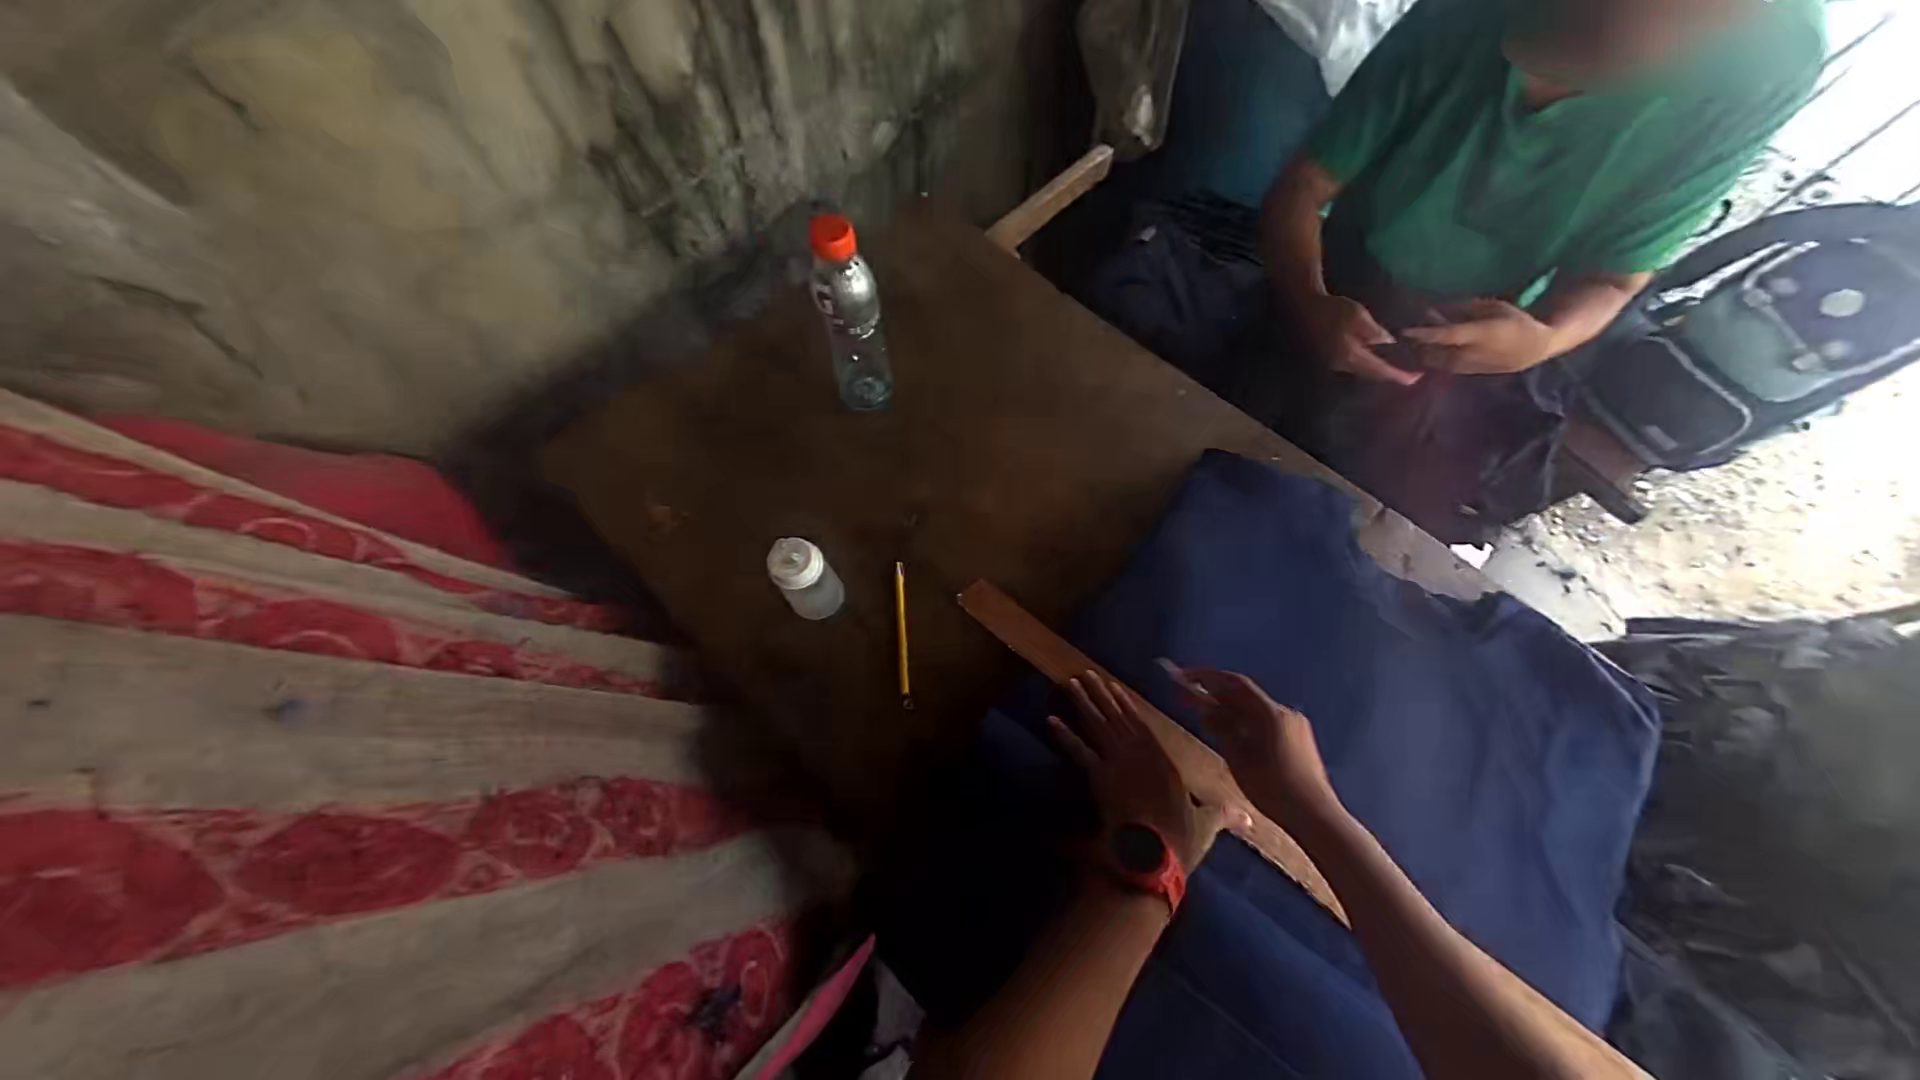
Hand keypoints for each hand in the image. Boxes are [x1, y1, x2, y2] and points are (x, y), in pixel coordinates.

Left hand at [1050, 673, 1244, 873]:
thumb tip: (1247, 817)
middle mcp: (1139, 753)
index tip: (1113, 686)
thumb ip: (1223, 815)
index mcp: (1163, 760)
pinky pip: (1079, 751)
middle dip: (1100, 694)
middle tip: (1084, 673)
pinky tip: (1051, 719)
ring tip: (1070, 683)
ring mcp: (1118, 761)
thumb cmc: (1181, 840)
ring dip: (1083, 703)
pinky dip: (1064, 735)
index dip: (1125, 704)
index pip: (1141, 724)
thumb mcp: (1207, 825)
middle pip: (1116, 717)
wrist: (1157, 857)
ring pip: (1098, 725)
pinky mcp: (1100, 776)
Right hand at [1161, 662, 1340, 827]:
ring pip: (1254, 708)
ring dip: (1230, 709)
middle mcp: (1285, 712)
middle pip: (1244, 695)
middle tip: (1190, 698)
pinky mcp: (1299, 738)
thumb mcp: (1238, 757)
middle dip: (1216, 694)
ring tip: (1207, 719)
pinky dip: (1245, 721)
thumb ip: (1221, 727)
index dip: (1206, 676)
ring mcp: (1295, 725)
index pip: (1234, 683)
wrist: (1315, 816)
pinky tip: (1232, 733)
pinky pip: (1266, 720)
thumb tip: (1204, 707)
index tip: (1184, 676)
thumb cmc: (1272, 788)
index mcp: (1270, 713)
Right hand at [1297, 292, 1420, 386]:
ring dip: (1380, 372)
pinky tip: (1379, 362)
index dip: (1397, 375)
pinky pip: (1356, 368)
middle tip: (1411, 376)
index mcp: (1350, 355)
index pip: (1378, 369)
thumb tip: (1389, 343)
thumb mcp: (1358, 315)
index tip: (1415, 378)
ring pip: (1363, 373)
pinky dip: (1370, 367)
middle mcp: (1342, 365)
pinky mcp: (1333, 360)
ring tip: (1398, 370)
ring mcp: (1336, 364)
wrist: (1307, 309)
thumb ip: (1373, 332)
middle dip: (1391, 376)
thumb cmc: (1332, 310)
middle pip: (1371, 375)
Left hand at [1402, 298, 1562, 374]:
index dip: (1423, 333)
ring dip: (1419, 352)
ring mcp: (1464, 366)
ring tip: (1408, 343)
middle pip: (1431, 351)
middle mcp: (1468, 353)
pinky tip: (1421, 350)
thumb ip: (1466, 308)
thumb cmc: (1515, 323)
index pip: (1444, 335)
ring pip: (1432, 361)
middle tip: (1400, 336)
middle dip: (1415, 345)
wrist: (1532, 350)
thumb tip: (1437, 307)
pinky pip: (1438, 366)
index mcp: (1478, 334)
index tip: (1404, 330)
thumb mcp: (1495, 308)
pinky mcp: (1462, 373)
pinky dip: (1428, 358)